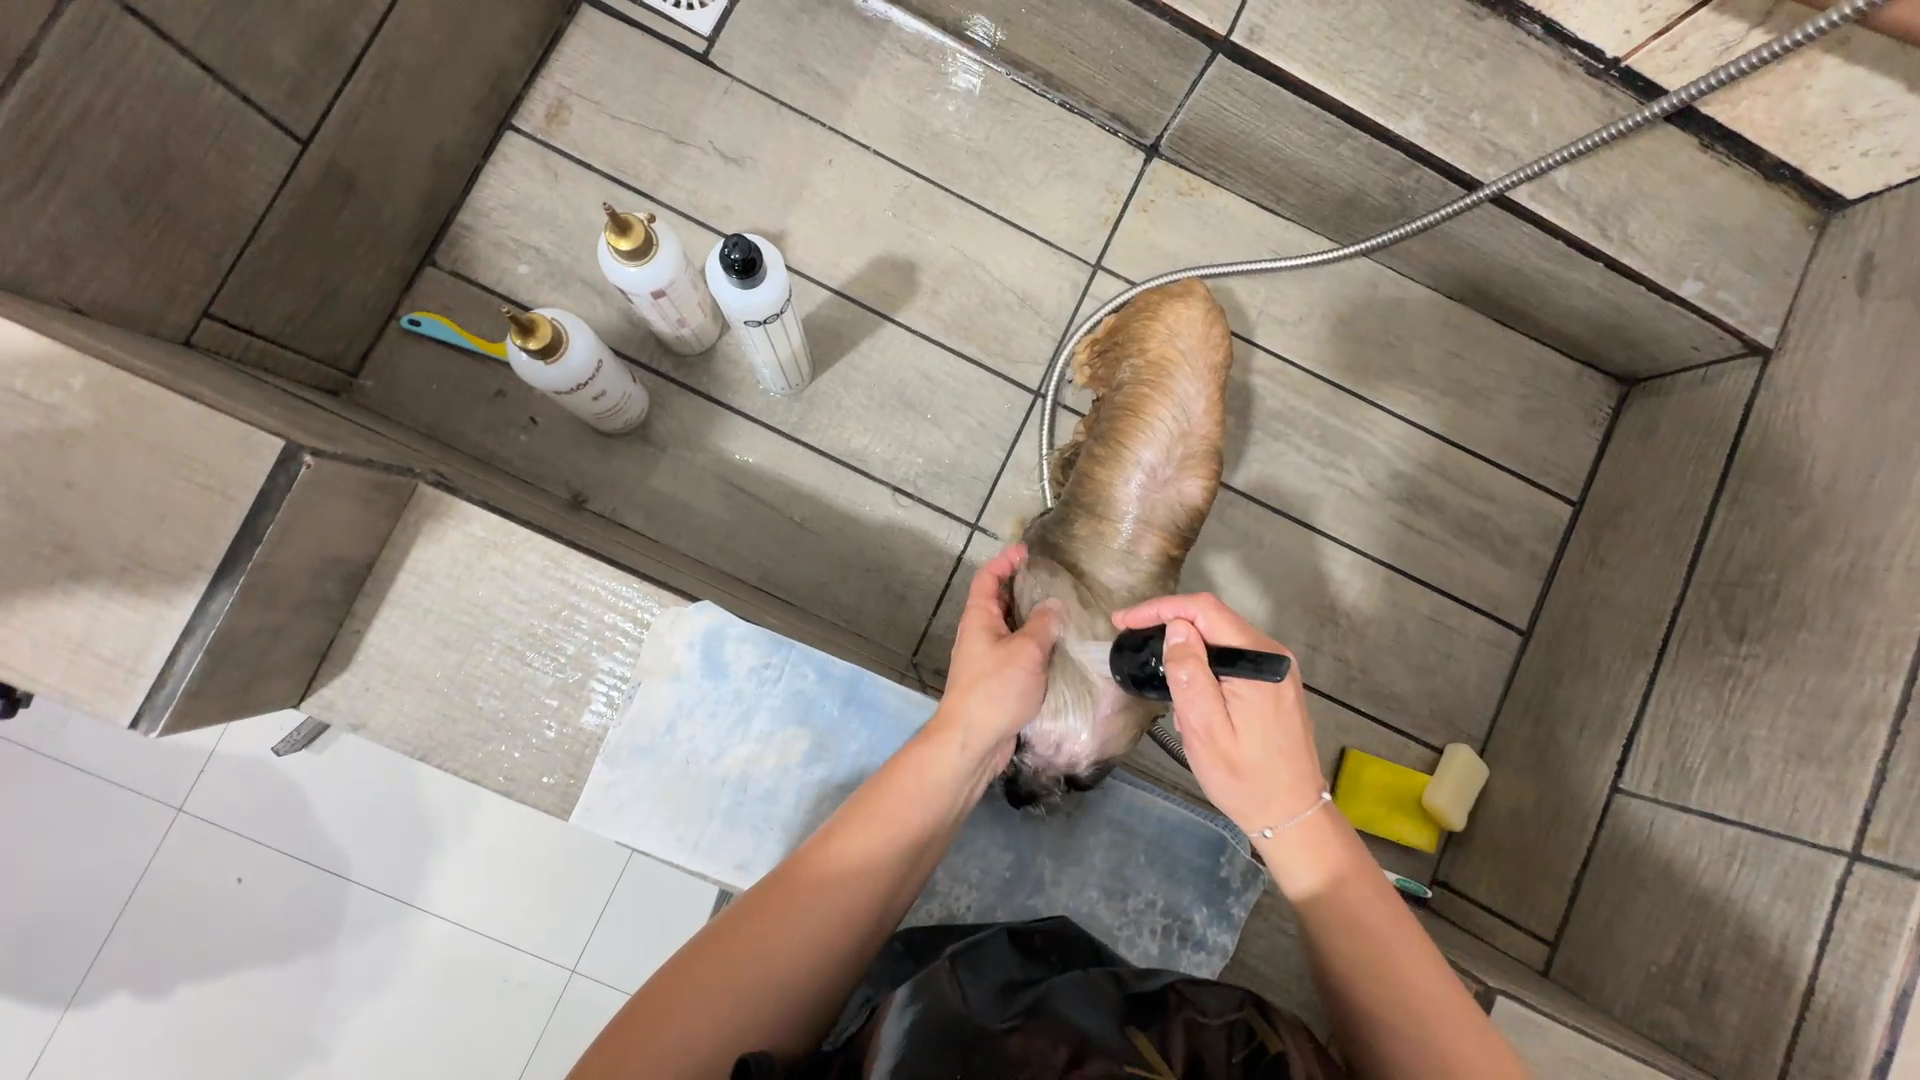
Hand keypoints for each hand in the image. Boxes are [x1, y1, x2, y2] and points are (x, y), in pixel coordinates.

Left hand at [932, 544, 1063, 771]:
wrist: (972, 739)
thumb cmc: (995, 689)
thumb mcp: (1026, 651)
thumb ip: (1042, 625)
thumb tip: (1053, 605)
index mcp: (978, 618)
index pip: (987, 578)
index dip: (1004, 561)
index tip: (1026, 552)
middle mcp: (978, 634)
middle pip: (997, 602)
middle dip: (1019, 589)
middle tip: (1049, 581)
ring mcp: (984, 658)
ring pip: (1007, 629)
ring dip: (1029, 620)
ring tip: (1059, 613)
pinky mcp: (994, 681)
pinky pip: (1014, 653)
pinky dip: (1031, 646)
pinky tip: (1054, 651)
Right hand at [1111, 594, 1325, 834]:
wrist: (1292, 816)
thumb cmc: (1243, 778)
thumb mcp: (1204, 728)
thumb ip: (1189, 673)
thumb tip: (1176, 628)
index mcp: (1259, 661)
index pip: (1204, 610)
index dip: (1160, 608)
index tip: (1123, 621)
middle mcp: (1274, 655)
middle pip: (1214, 619)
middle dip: (1170, 624)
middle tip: (1132, 640)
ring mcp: (1278, 670)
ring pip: (1222, 638)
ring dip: (1188, 648)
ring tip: (1160, 675)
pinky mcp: (1276, 684)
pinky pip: (1233, 657)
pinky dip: (1206, 663)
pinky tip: (1190, 690)